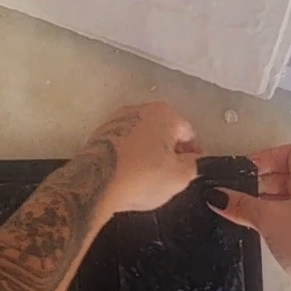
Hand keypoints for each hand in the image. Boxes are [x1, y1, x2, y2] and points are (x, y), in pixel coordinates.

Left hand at [81, 102, 201, 213]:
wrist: (96, 181)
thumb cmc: (144, 176)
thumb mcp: (179, 177)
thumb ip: (192, 165)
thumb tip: (190, 160)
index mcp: (166, 114)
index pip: (188, 132)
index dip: (194, 152)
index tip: (193, 167)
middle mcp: (141, 109)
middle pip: (164, 130)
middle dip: (170, 149)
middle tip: (173, 172)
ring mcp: (117, 119)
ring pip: (142, 135)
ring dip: (149, 151)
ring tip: (150, 174)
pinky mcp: (100, 133)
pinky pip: (124, 143)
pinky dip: (130, 154)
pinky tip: (130, 172)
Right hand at [207, 144, 290, 278]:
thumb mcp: (268, 219)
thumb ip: (241, 204)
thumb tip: (214, 196)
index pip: (290, 152)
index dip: (264, 158)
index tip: (241, 173)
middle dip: (262, 183)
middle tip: (236, 194)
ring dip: (269, 202)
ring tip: (244, 213)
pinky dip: (281, 217)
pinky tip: (263, 229)